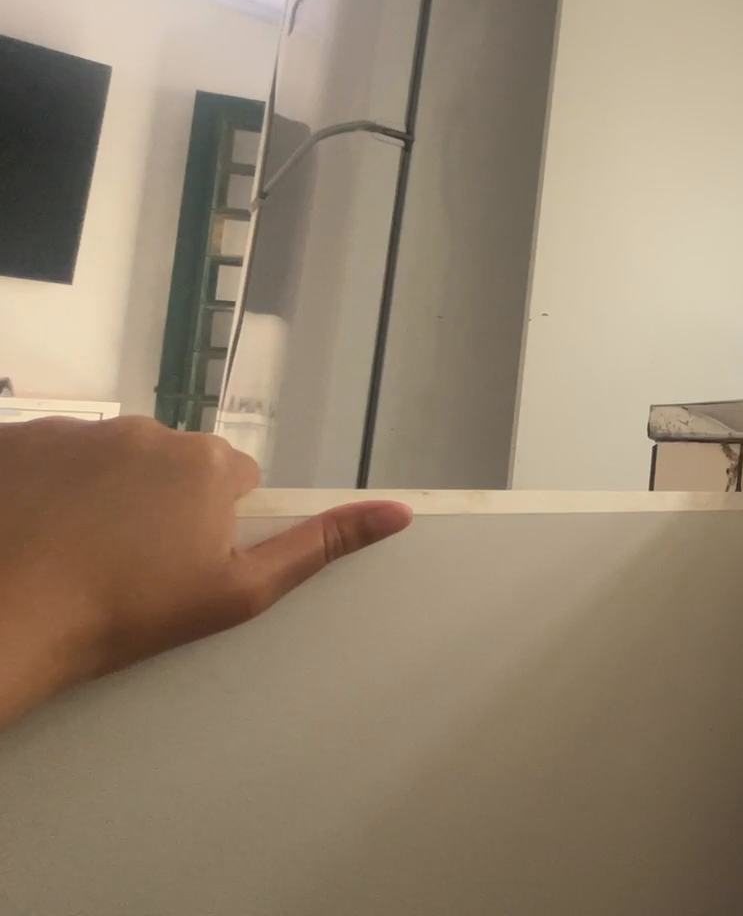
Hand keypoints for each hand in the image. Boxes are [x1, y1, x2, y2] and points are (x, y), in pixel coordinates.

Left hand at [0, 417, 412, 728]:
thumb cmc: (122, 612)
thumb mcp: (242, 589)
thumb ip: (324, 543)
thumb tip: (399, 512)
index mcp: (208, 463)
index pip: (232, 477)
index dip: (212, 520)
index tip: (177, 557)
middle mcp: (145, 432)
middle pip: (170, 462)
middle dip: (157, 499)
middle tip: (123, 558)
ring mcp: (65, 433)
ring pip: (106, 457)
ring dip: (96, 489)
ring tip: (64, 546)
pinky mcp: (1, 441)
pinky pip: (40, 454)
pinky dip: (35, 483)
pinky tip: (21, 527)